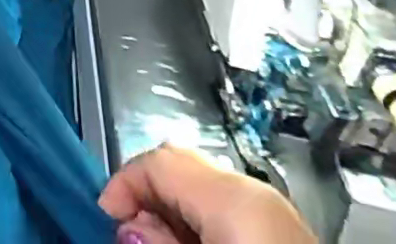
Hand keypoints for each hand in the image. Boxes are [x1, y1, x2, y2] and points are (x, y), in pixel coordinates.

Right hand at [101, 145, 315, 243]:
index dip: (122, 184)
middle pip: (178, 161)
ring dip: (171, 204)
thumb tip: (131, 228)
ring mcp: (276, 210)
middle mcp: (253, 190)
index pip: (155, 161)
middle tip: (133, 233)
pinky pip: (226, 204)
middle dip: (145, 189)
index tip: (107, 220)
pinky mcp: (288, 231)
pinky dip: (200, 216)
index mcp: (232, 196)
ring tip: (163, 242)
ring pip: (200, 180)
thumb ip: (157, 242)